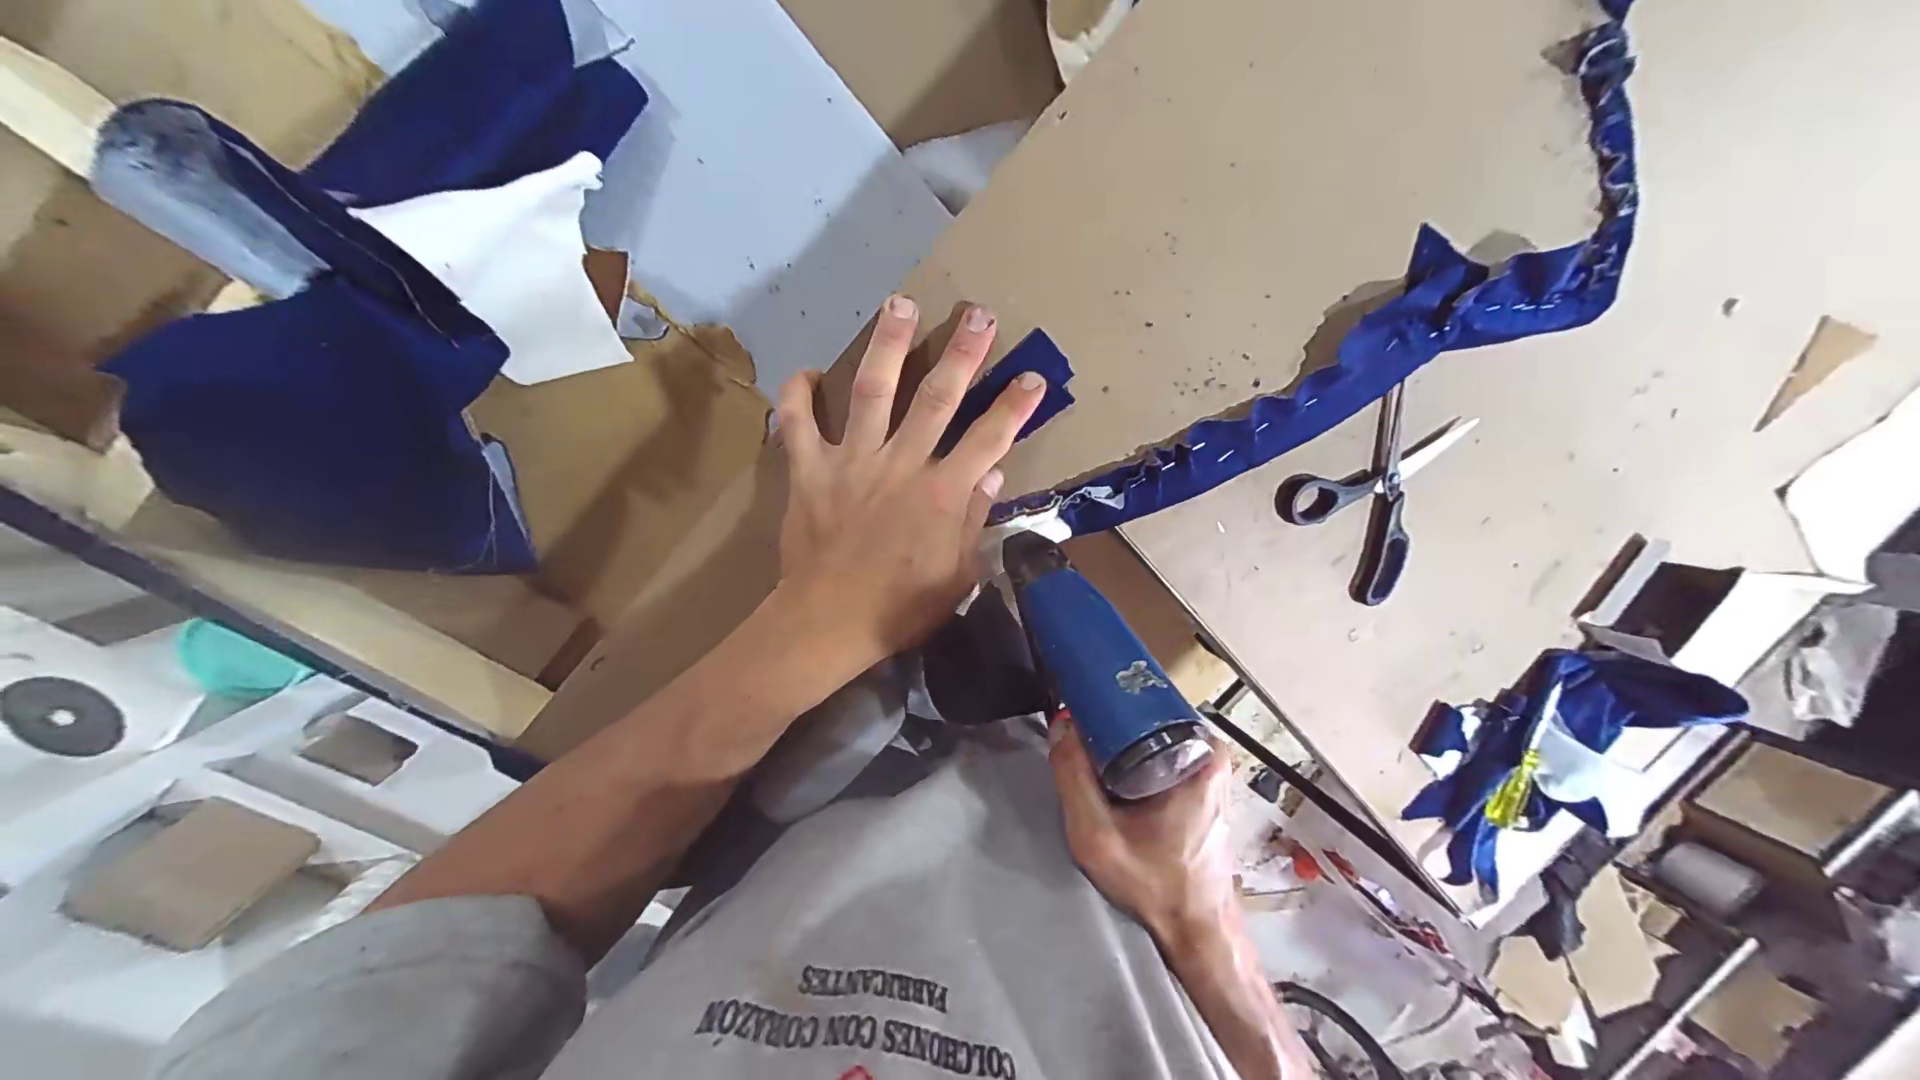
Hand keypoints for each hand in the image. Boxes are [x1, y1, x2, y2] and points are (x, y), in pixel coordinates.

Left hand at [774, 294, 1044, 667]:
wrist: (828, 623)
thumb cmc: (899, 607)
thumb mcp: (956, 575)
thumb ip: (973, 521)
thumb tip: (989, 473)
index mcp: (942, 493)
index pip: (989, 439)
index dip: (1015, 407)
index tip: (1033, 377)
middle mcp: (900, 464)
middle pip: (937, 398)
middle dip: (963, 353)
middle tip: (978, 313)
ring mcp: (851, 462)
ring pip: (872, 392)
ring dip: (888, 346)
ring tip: (900, 304)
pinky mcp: (809, 470)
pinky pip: (797, 424)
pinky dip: (797, 396)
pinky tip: (805, 371)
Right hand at [1048, 716, 1237, 947]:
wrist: (1196, 931)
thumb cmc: (1155, 884)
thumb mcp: (1098, 835)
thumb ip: (1073, 778)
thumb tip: (1061, 725)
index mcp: (1200, 758)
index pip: (1149, 703)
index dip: (1111, 702)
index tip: (1082, 706)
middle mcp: (1212, 758)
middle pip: (1151, 718)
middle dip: (1113, 723)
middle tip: (1081, 735)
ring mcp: (1211, 774)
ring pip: (1156, 736)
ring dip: (1124, 742)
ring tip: (1092, 753)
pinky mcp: (1204, 790)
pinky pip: (1164, 755)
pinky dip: (1138, 759)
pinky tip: (1113, 774)